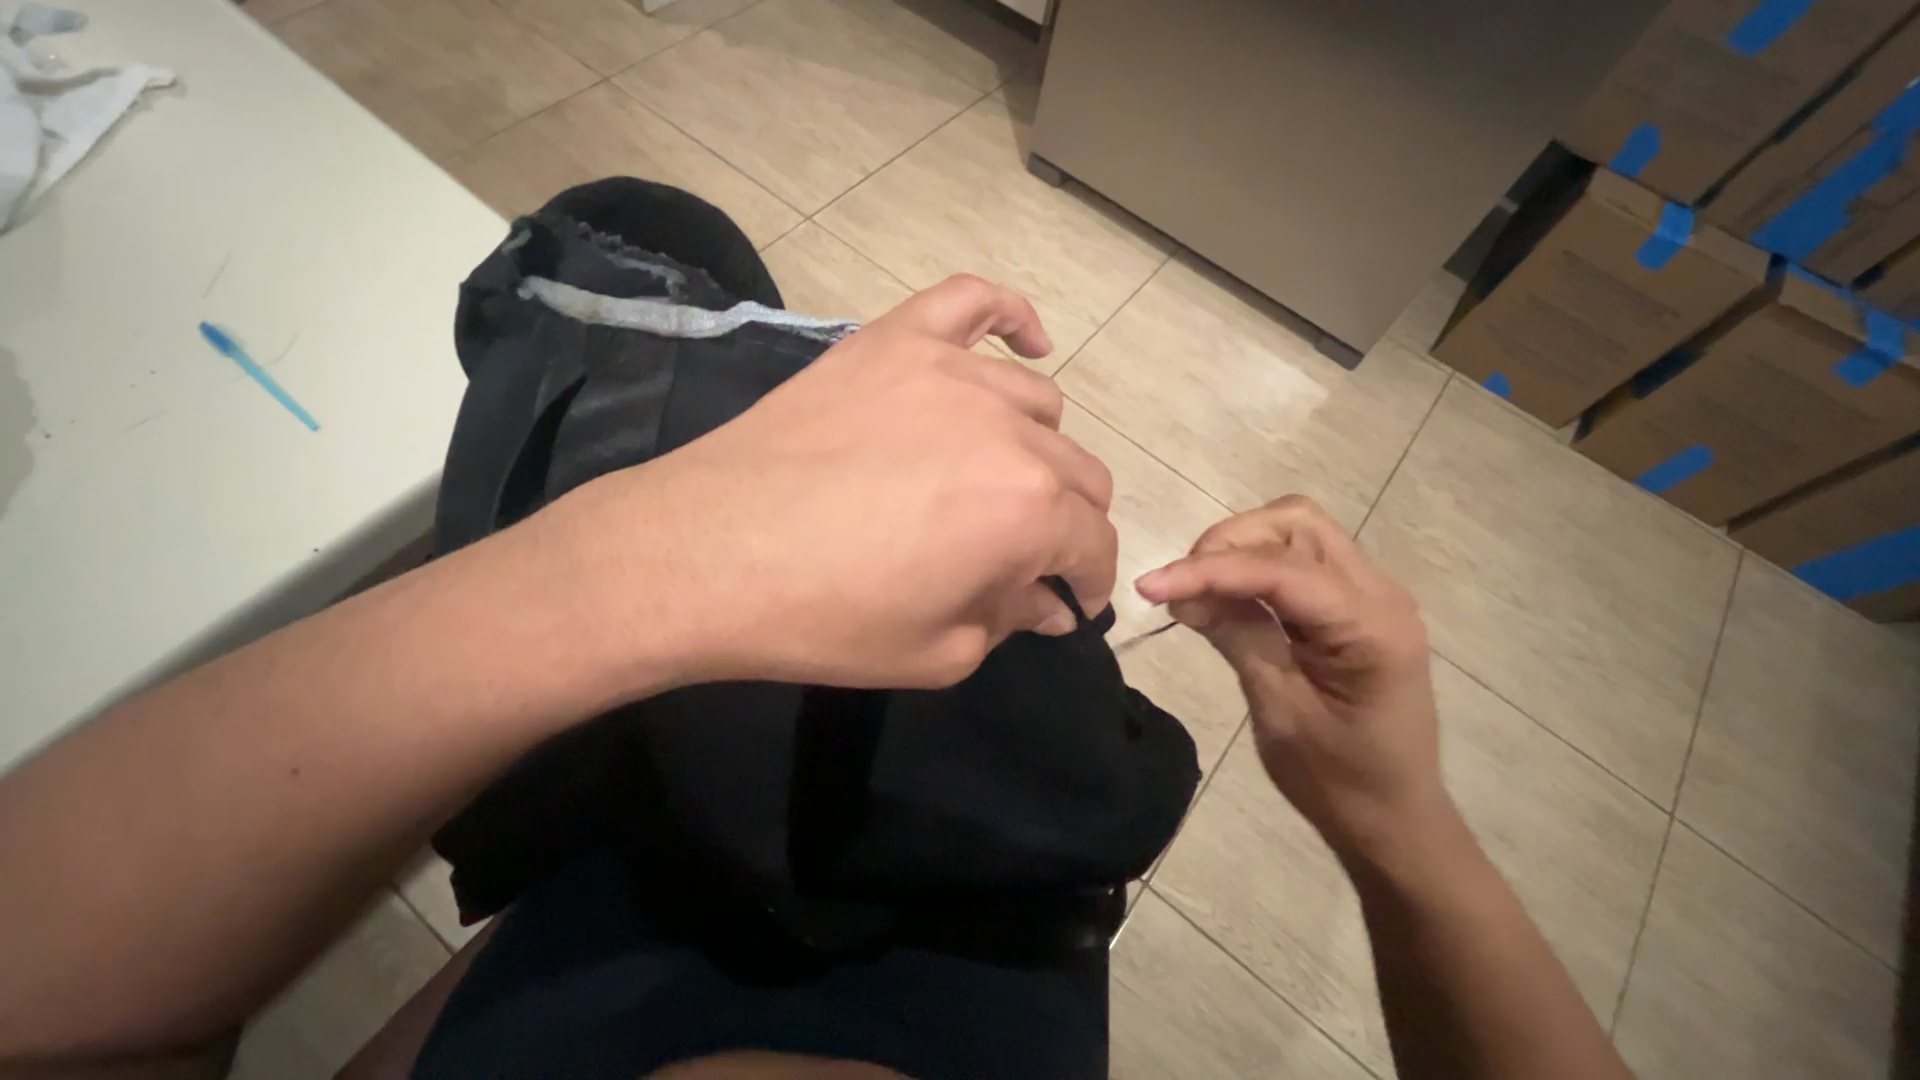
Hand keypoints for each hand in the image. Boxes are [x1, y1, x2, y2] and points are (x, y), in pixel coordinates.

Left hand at [541, 274, 1117, 691]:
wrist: (704, 554)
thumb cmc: (823, 619)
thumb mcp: (936, 652)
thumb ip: (1010, 621)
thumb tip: (1050, 603)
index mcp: (1028, 511)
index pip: (1093, 542)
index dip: (1088, 580)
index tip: (1069, 602)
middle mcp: (1007, 429)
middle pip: (1079, 470)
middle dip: (1069, 523)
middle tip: (1027, 553)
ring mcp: (950, 371)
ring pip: (1037, 401)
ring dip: (1036, 449)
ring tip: (995, 478)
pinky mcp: (895, 340)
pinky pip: (974, 302)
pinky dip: (1010, 317)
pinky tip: (1024, 340)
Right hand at [1134, 496, 1449, 866]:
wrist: (1394, 819)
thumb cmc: (1339, 781)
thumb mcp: (1280, 713)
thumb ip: (1237, 639)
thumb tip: (1181, 595)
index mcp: (1371, 626)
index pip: (1281, 570)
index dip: (1209, 570)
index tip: (1149, 586)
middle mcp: (1379, 593)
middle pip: (1296, 523)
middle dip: (1228, 542)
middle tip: (1180, 584)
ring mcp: (1370, 595)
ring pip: (1296, 533)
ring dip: (1239, 549)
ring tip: (1195, 590)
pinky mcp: (1352, 606)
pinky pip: (1299, 562)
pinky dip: (1254, 568)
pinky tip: (1220, 598)